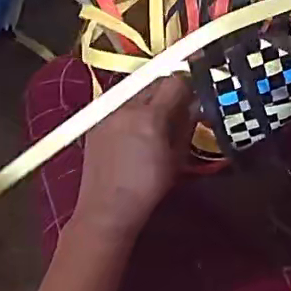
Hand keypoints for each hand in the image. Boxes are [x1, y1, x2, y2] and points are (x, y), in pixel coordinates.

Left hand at [74, 76, 194, 239]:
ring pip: (136, 89)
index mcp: (150, 116)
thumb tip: (195, 103)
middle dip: (170, 88)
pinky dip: (131, 107)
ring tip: (156, 117)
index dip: (189, 84)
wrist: (106, 209)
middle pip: (155, 80)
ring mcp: (107, 111)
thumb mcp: (177, 157)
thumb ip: (187, 124)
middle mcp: (126, 107)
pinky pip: (119, 102)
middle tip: (180, 104)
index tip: (195, 93)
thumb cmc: (148, 188)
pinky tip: (135, 126)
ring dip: (150, 96)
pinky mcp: (95, 120)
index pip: (175, 81)